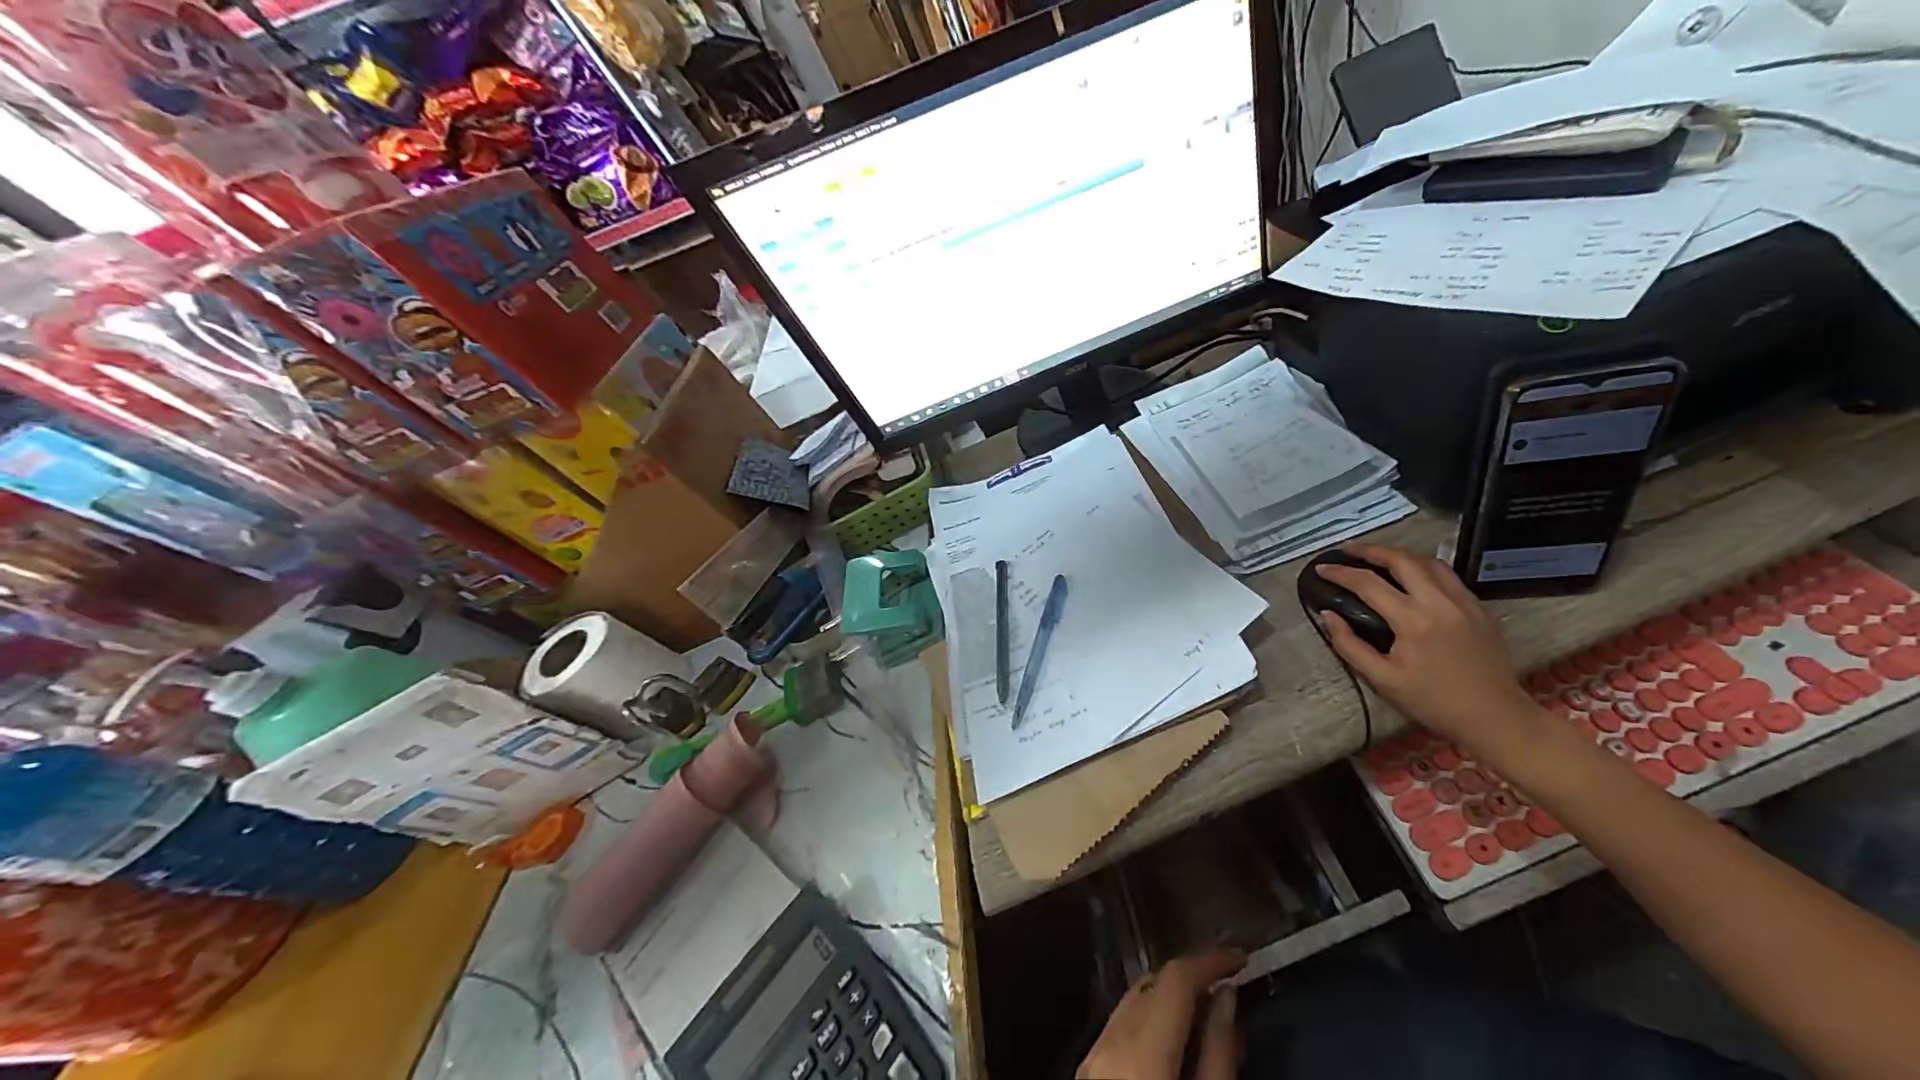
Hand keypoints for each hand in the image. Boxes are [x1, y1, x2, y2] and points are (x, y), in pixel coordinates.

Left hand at [1076, 949, 1244, 1079]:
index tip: (1240, 957)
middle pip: (1152, 984)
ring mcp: (1092, 1054)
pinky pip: (1123, 1026)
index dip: (1210, 961)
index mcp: (1140, 1052)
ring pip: (1135, 1002)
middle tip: (1230, 987)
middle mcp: (1109, 1042)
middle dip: (1192, 979)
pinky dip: (1151, 1021)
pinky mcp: (1087, 1067)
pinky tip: (1178, 1038)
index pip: (1174, 980)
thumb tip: (1226, 997)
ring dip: (1171, 998)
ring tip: (1210, 1014)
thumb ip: (1218, 1053)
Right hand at [1312, 542, 1542, 758]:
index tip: (1321, 569)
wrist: (1495, 716)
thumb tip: (1328, 615)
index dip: (1340, 573)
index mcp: (1413, 620)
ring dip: (1399, 555)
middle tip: (1347, 549)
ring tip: (1378, 557)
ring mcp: (1464, 602)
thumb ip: (1349, 645)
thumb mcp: (1381, 679)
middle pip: (1402, 560)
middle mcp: (1440, 602)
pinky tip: (1412, 577)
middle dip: (1370, 550)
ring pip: (1429, 562)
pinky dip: (1423, 568)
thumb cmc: (1432, 701)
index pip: (1368, 583)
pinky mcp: (1479, 608)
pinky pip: (1448, 576)